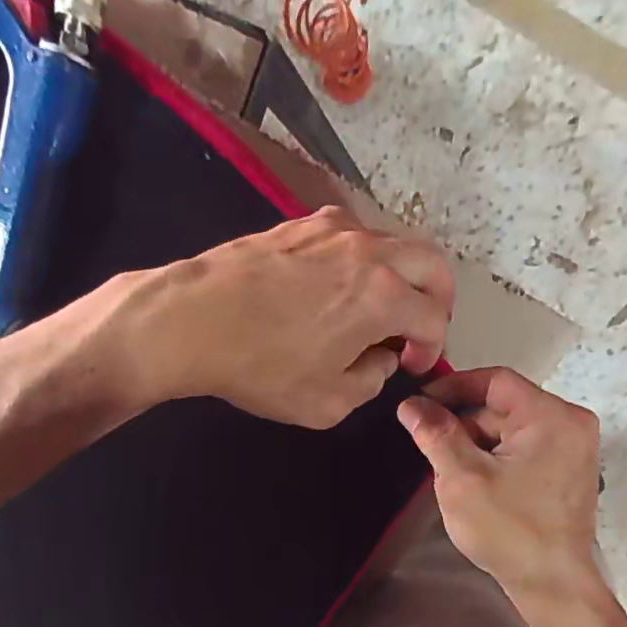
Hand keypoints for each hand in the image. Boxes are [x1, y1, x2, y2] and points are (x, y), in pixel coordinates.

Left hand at [124, 207, 452, 427]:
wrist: (191, 319)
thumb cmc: (260, 367)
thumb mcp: (326, 402)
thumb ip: (370, 382)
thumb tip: (381, 359)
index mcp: (384, 296)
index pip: (434, 317)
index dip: (431, 347)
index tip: (409, 364)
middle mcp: (368, 251)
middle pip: (430, 264)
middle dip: (435, 299)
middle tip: (415, 327)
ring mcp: (332, 229)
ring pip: (391, 242)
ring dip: (399, 274)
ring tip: (374, 306)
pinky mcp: (299, 224)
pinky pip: (350, 234)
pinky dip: (361, 258)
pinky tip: (334, 283)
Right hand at [395, 367, 602, 593]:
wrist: (553, 586)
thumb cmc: (508, 529)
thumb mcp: (461, 477)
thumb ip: (435, 433)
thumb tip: (409, 403)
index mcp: (552, 417)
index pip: (495, 380)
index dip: (452, 386)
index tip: (418, 405)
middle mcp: (570, 424)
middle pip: (501, 405)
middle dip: (461, 421)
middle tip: (426, 442)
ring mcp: (571, 448)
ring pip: (508, 427)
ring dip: (474, 440)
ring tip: (445, 466)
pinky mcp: (565, 470)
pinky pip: (521, 446)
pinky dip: (492, 455)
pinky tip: (470, 479)